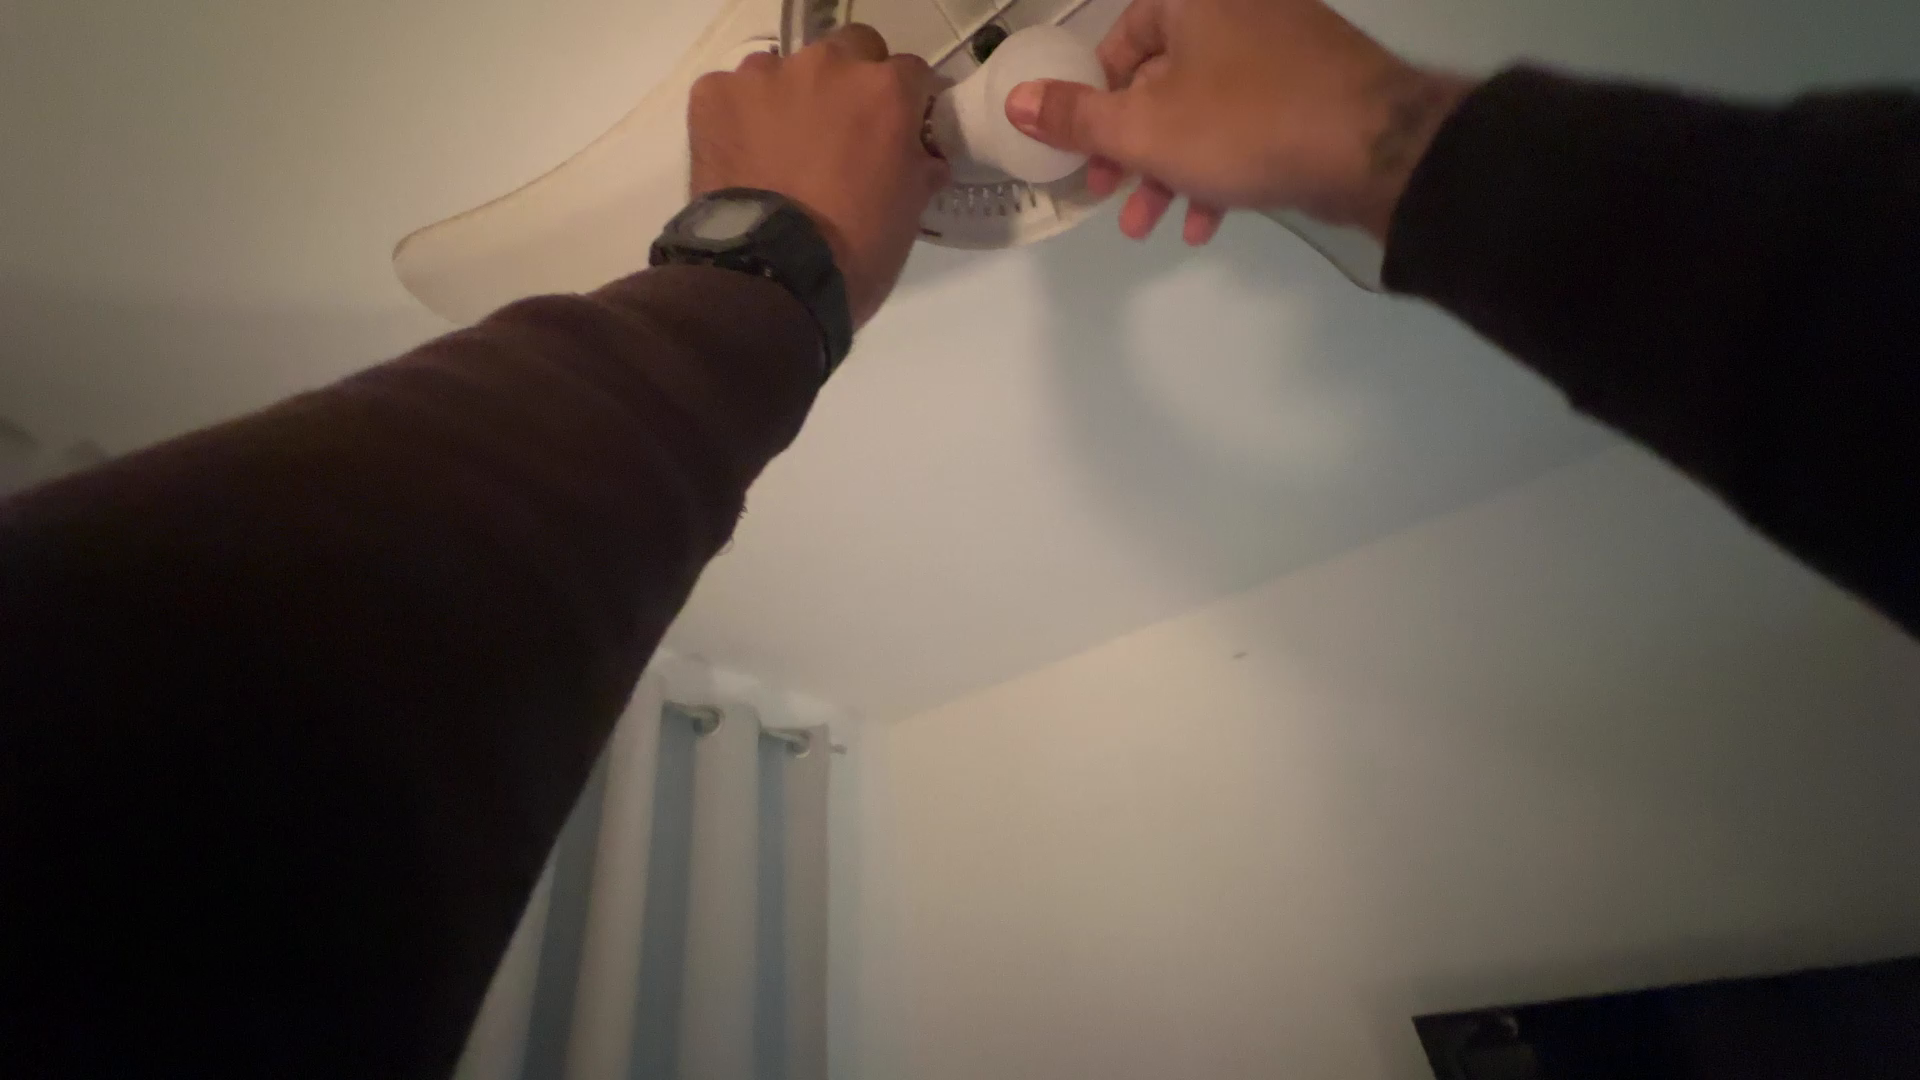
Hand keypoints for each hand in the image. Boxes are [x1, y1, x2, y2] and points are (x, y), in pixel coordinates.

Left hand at [689, 25, 951, 327]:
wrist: (772, 281)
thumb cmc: (855, 256)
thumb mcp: (907, 218)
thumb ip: (918, 170)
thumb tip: (925, 157)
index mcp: (885, 94)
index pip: (911, 74)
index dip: (907, 104)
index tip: (900, 132)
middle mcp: (828, 66)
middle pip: (851, 51)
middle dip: (853, 85)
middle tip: (844, 138)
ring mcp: (766, 75)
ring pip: (788, 70)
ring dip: (794, 100)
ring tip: (785, 155)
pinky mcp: (715, 94)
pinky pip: (735, 94)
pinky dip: (743, 120)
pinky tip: (746, 162)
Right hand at [1001, 0, 1473, 244]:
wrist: (1369, 147)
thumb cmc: (1241, 125)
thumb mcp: (1141, 128)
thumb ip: (1074, 118)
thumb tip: (1016, 101)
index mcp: (1194, 1)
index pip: (1123, 38)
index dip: (1095, 97)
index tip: (1085, 145)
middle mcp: (1236, 13)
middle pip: (1157, 84)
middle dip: (1127, 152)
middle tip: (1106, 196)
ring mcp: (1276, 52)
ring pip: (1198, 116)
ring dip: (1165, 176)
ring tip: (1147, 225)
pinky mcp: (1303, 93)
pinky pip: (1241, 130)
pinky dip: (1215, 174)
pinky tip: (1203, 223)